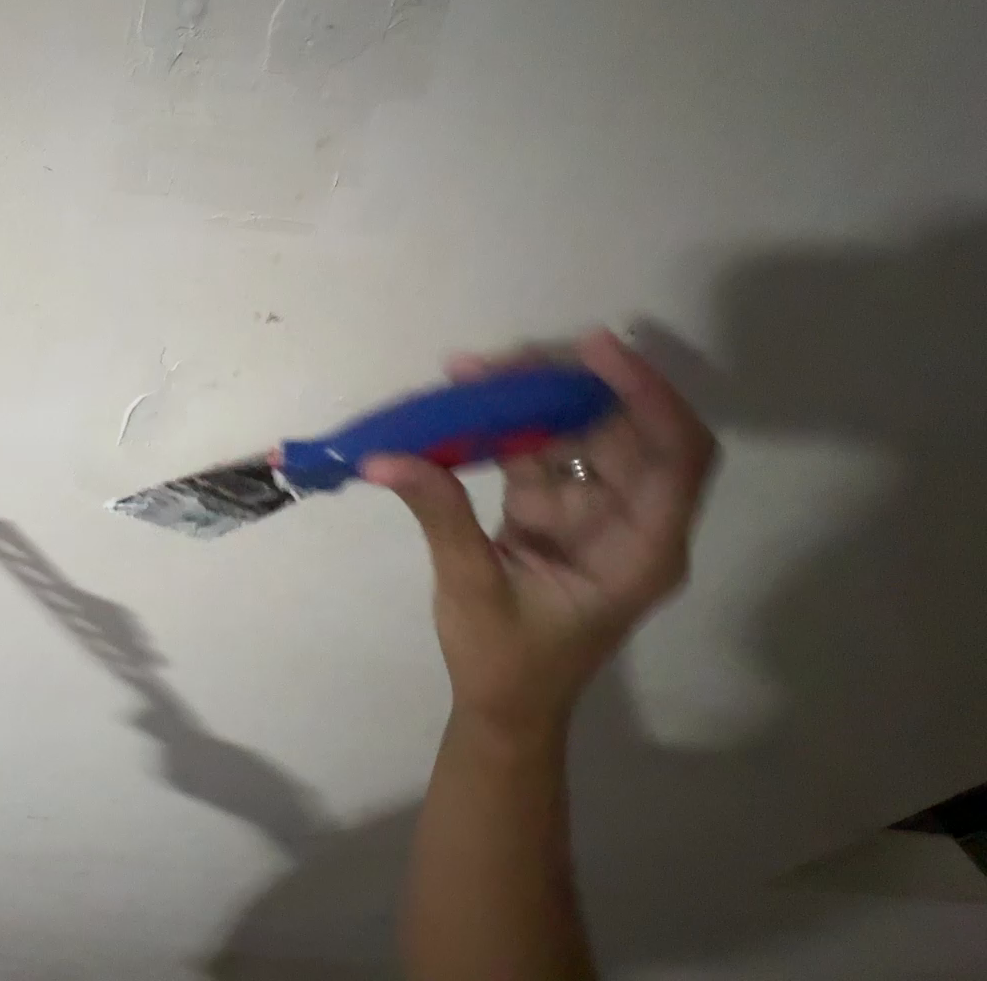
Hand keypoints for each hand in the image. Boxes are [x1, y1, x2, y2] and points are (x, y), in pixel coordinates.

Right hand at [361, 328, 717, 736]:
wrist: (504, 705)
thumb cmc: (507, 662)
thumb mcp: (472, 587)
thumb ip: (439, 515)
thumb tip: (384, 458)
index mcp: (640, 549)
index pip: (673, 457)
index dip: (646, 396)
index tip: (592, 351)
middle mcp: (629, 522)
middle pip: (621, 433)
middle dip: (563, 389)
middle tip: (496, 363)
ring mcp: (591, 516)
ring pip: (576, 438)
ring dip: (527, 405)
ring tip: (466, 377)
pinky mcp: (553, 514)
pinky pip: (537, 458)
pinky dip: (502, 434)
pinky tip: (462, 412)